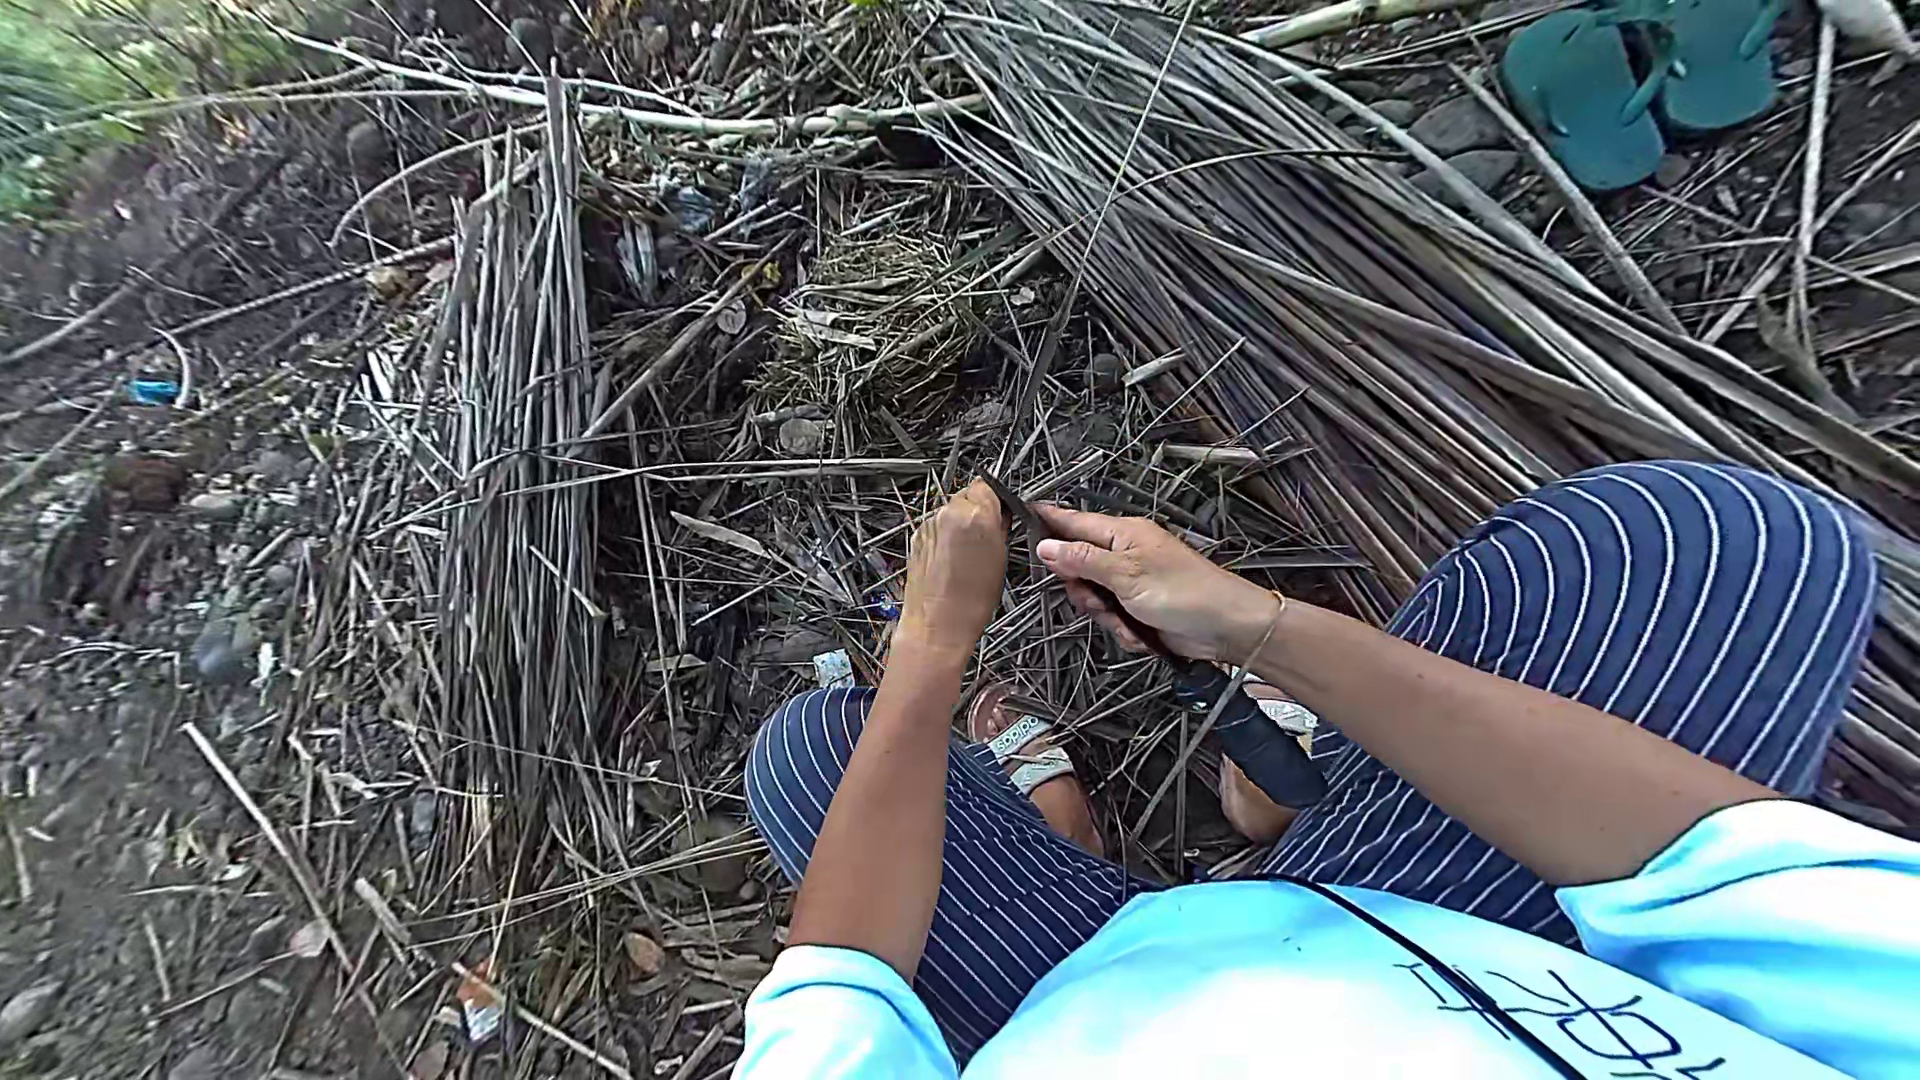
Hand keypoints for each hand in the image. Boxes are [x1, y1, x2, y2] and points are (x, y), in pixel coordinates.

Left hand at [897, 479, 1006, 659]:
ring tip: (971, 554)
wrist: (935, 627)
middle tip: (990, 537)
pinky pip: (939, 526)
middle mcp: (948, 514)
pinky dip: (947, 536)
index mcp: (974, 514)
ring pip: (952, 510)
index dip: (999, 500)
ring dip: (962, 524)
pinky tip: (955, 560)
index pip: (990, 486)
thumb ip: (1001, 528)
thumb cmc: (968, 603)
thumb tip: (1002, 515)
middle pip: (969, 496)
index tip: (1003, 512)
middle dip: (980, 512)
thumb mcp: (1001, 559)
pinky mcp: (918, 537)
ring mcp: (929, 525)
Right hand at [1032, 505, 1279, 661]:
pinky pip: (1110, 615)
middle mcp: (1124, 554)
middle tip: (1095, 597)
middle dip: (1082, 589)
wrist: (1227, 627)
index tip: (1024, 517)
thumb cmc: (1191, 592)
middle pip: (1076, 566)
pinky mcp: (1137, 605)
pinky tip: (1138, 630)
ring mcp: (1130, 580)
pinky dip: (1121, 627)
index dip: (1048, 522)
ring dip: (1104, 613)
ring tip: (1124, 617)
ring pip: (1091, 595)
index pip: (1073, 521)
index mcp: (1123, 534)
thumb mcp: (1126, 575)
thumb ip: (1083, 560)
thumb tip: (1048, 547)